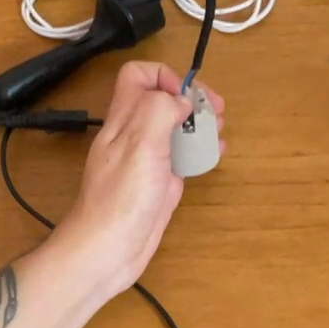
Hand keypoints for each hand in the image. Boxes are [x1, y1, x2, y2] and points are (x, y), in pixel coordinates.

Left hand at [48, 61, 223, 298]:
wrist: (108, 251)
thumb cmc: (121, 199)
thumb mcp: (140, 143)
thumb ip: (159, 111)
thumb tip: (182, 102)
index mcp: (123, 120)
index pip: (138, 76)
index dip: (165, 76)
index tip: (187, 97)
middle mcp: (134, 136)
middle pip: (162, 100)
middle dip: (191, 99)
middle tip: (216, 111)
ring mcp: (147, 161)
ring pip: (174, 129)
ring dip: (199, 124)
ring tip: (220, 130)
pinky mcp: (159, 185)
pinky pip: (181, 158)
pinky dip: (200, 151)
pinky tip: (216, 154)